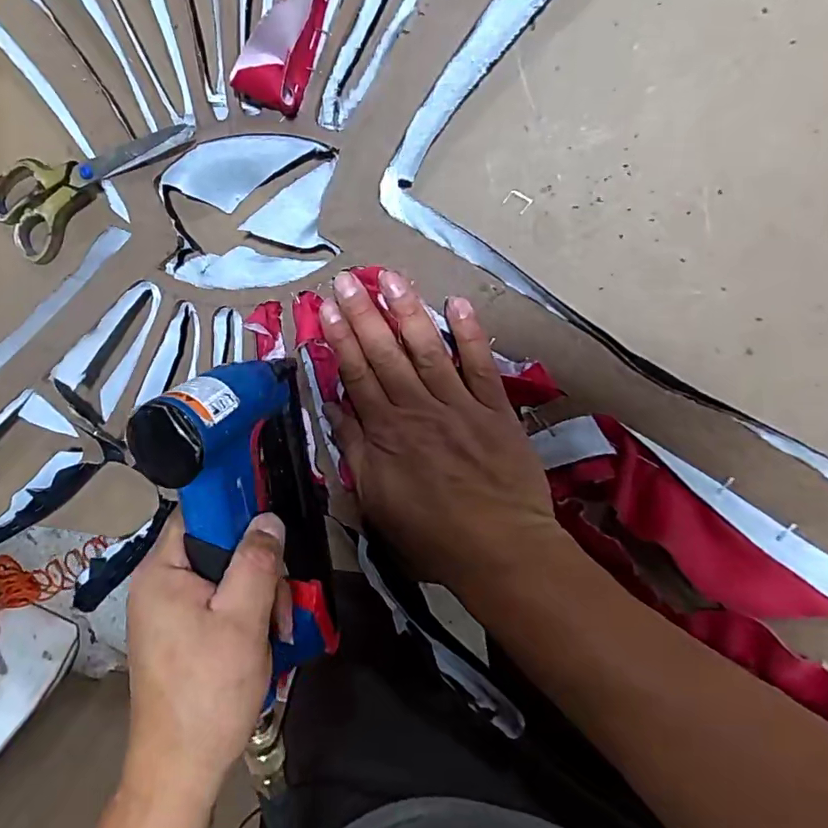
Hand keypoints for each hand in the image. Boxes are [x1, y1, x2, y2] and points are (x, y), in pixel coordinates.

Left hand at [123, 512, 284, 800]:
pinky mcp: (178, 635)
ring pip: (222, 580)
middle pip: (216, 549)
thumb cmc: (207, 692)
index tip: (270, 523)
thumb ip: (256, 562)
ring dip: (254, 600)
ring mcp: (167, 612)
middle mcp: (158, 584)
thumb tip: (267, 518)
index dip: (235, 510)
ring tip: (273, 635)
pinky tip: (260, 645)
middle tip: (278, 607)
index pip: (199, 514)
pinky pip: (215, 607)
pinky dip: (241, 619)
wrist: (179, 769)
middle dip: (255, 572)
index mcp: (161, 570)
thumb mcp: (242, 620)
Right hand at [319, 268, 556, 587]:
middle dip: (363, 313)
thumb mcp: (376, 499)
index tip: (325, 308)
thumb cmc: (432, 533)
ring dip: (408, 311)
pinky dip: (470, 334)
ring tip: (390, 277)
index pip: (357, 374)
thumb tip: (334, 409)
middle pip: (385, 353)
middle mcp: (418, 409)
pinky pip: (481, 365)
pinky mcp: (495, 410)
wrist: (502, 549)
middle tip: (348, 279)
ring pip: (428, 349)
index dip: (339, 338)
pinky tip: (457, 304)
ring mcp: (459, 405)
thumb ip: (354, 451)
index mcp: (386, 432)